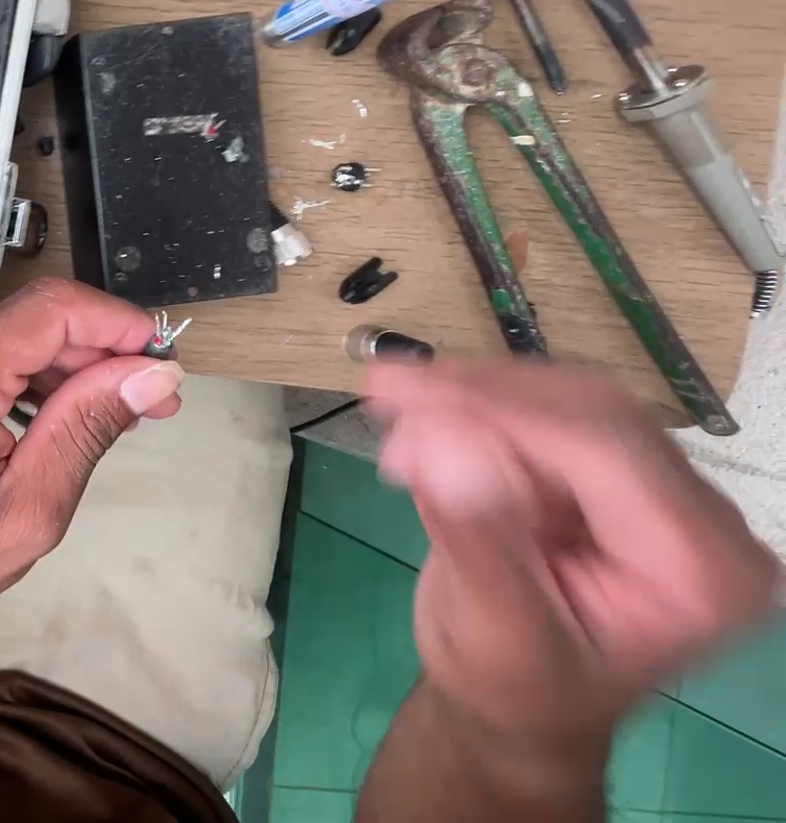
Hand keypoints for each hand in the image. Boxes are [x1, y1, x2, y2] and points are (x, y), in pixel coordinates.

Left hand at [0, 278, 185, 677]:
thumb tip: (147, 378)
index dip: (115, 322)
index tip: (156, 355)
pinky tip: (43, 413)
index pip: (50, 310)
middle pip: (31, 319)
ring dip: (59, 365)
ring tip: (97, 415)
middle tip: (144, 400)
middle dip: (97, 352)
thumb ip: (86, 431)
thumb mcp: (24, 513)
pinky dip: (17, 372)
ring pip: (5, 332)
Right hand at [367, 360, 779, 741]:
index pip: (605, 452)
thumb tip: (440, 445)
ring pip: (561, 399)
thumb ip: (478, 537)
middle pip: (591, 413)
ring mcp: (643, 492)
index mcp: (698, 567)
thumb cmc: (511, 683)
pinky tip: (411, 420)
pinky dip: (465, 406)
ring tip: (387, 402)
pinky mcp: (591, 477)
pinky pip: (533, 414)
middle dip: (481, 391)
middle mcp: (689, 518)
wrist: (510, 698)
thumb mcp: (496, 627)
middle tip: (386, 386)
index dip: (502, 412)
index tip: (404, 393)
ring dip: (467, 391)